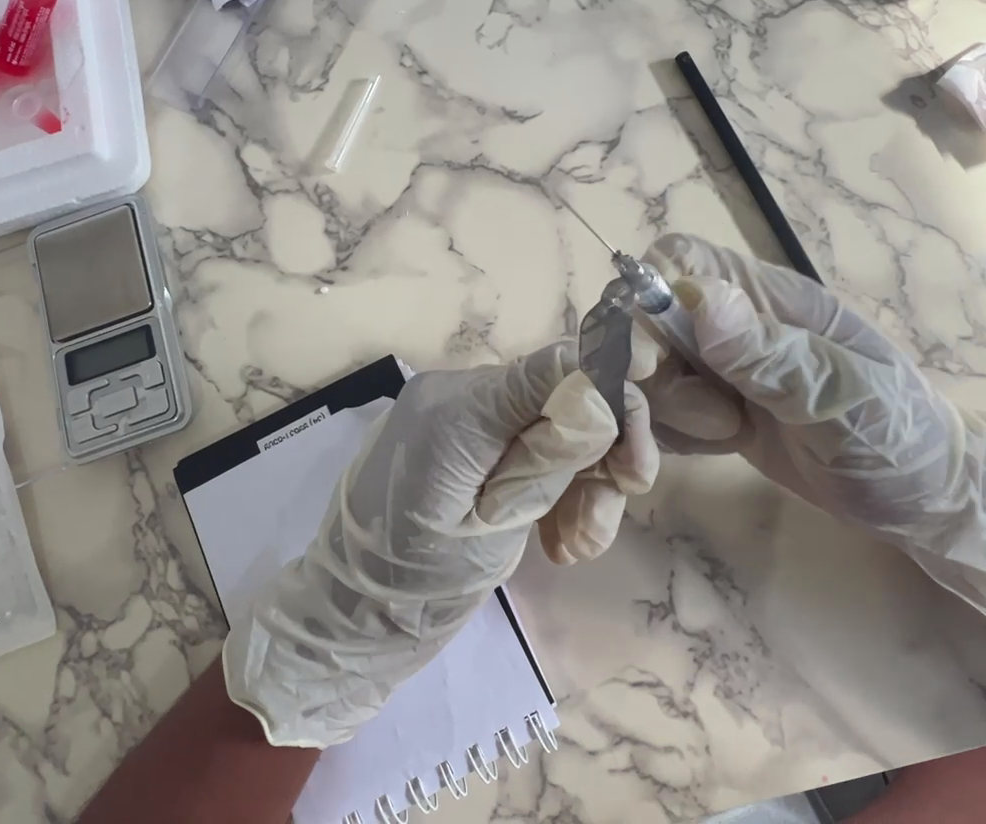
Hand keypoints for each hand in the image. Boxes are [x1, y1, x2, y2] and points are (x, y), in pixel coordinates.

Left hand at [223, 343, 658, 747]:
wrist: (349, 619)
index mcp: (458, 407)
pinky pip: (525, 448)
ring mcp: (458, 418)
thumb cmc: (413, 585)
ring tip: (579, 546)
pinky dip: (552, 489)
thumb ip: (548, 457)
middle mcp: (457, 395)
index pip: (555, 366)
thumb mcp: (492, 527)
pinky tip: (558, 541)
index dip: (611, 392)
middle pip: (560, 395)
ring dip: (582, 480)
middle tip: (627, 497)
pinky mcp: (463, 444)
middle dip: (602, 448)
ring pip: (551, 427)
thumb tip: (604, 396)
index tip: (637, 454)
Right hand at [633, 234, 985, 630]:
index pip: (676, 261)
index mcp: (766, 298)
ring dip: (662, 413)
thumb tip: (700, 298)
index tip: (646, 362)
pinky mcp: (706, 410)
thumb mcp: (845, 399)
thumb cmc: (901, 439)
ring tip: (728, 437)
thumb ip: (771, 354)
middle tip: (710, 419)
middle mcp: (729, 324)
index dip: (643, 299)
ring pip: (641, 373)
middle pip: (641, 322)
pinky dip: (664, 436)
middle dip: (648, 375)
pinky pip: (655, 413)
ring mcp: (714, 369)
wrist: (925, 498)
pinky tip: (717, 449)